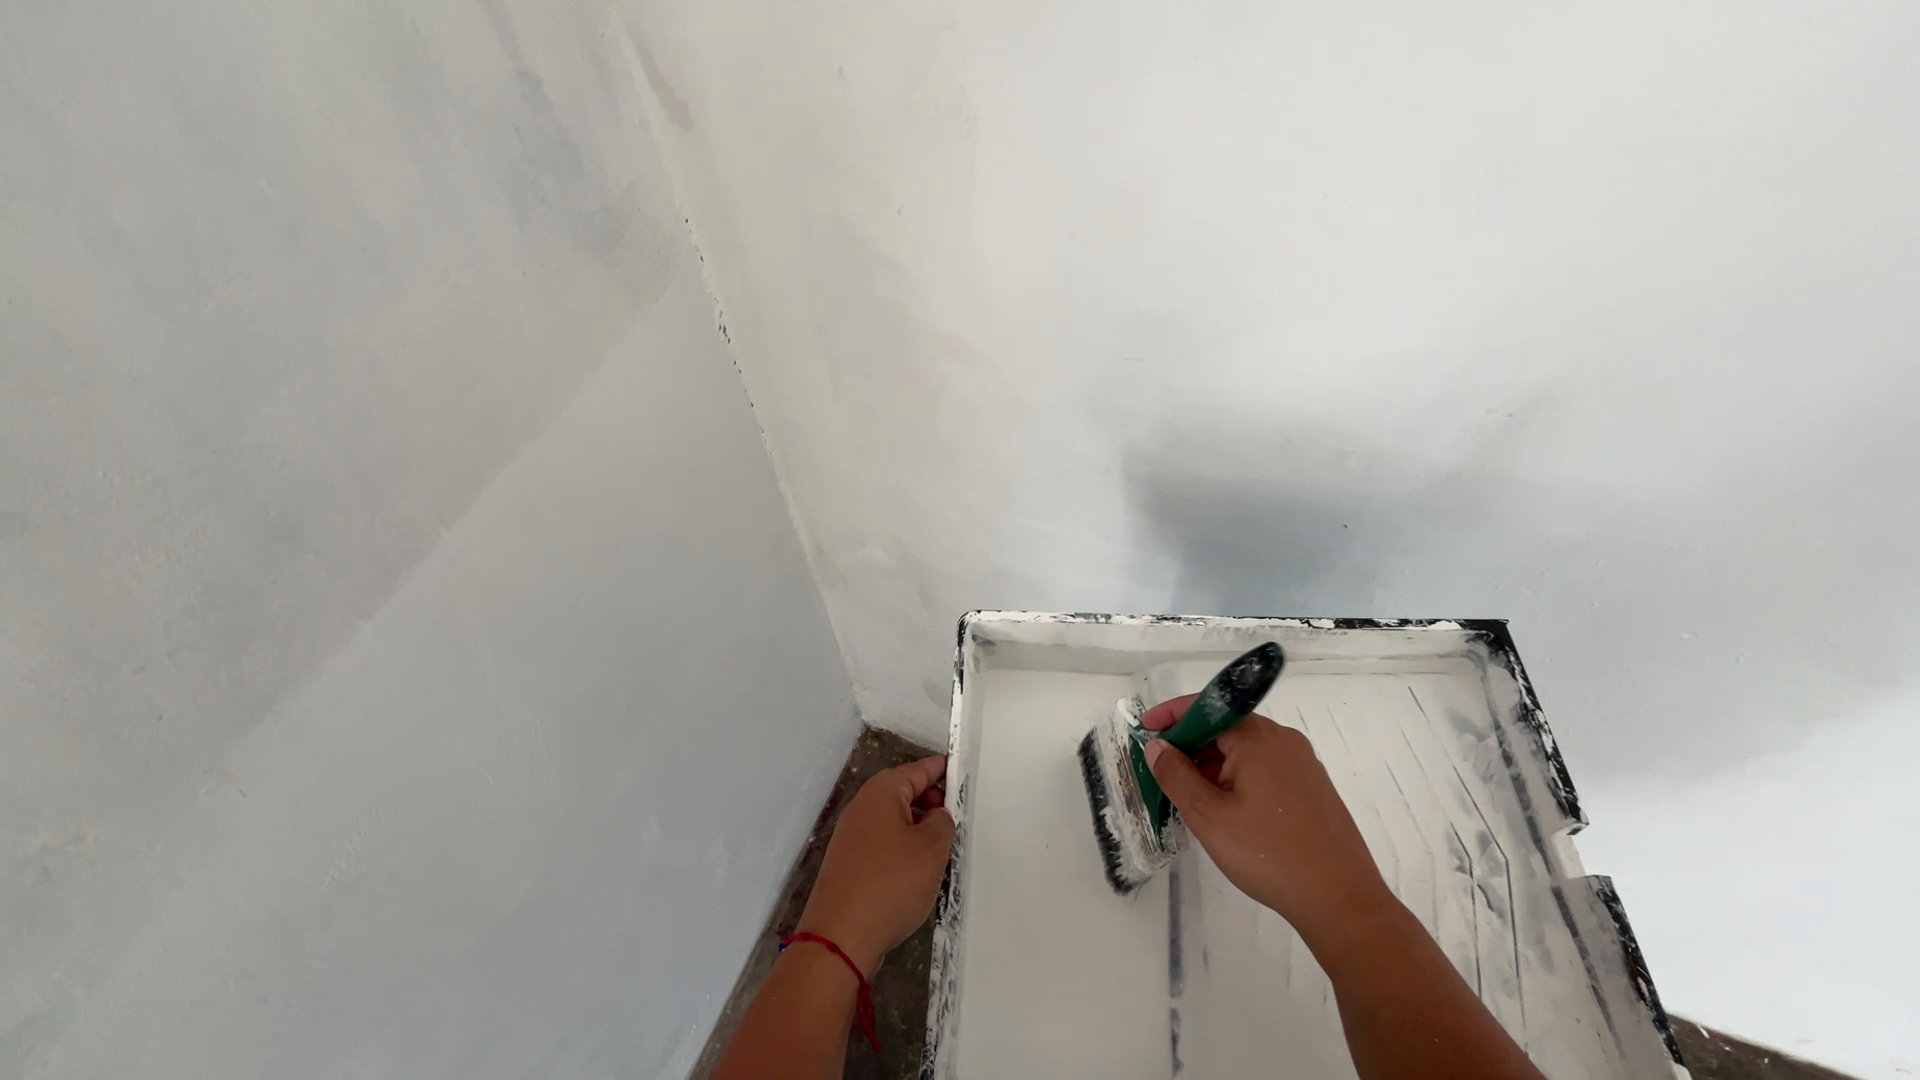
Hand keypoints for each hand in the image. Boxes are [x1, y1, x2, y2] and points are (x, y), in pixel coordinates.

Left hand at [794, 755, 954, 974]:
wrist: (840, 938)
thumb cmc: (891, 884)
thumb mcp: (932, 848)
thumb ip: (942, 821)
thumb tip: (933, 816)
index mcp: (881, 793)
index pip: (917, 770)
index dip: (941, 769)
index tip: (959, 770)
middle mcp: (861, 807)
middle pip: (902, 792)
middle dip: (929, 801)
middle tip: (953, 820)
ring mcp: (851, 836)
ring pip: (893, 820)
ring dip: (916, 829)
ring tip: (939, 851)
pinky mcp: (848, 863)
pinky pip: (882, 843)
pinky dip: (901, 849)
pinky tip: (915, 873)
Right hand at [1143, 699, 1393, 941]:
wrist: (1341, 901)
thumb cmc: (1268, 853)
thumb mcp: (1208, 815)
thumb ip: (1176, 775)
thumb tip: (1157, 746)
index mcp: (1258, 738)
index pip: (1206, 708)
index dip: (1171, 716)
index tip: (1145, 731)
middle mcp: (1283, 741)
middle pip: (1226, 729)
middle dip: (1190, 746)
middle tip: (1163, 775)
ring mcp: (1303, 765)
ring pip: (1245, 752)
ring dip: (1212, 767)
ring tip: (1191, 800)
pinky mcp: (1312, 790)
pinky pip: (1264, 770)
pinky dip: (1237, 780)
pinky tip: (1227, 813)